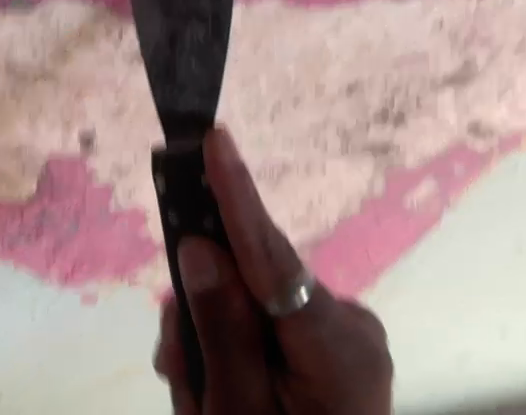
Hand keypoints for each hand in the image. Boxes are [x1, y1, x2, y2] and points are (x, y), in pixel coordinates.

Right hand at [155, 130, 393, 414]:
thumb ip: (218, 329)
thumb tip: (199, 247)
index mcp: (337, 349)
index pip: (272, 259)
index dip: (237, 194)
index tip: (214, 136)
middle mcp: (349, 326)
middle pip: (252, 282)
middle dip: (202, 310)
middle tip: (175, 371)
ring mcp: (344, 337)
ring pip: (251, 302)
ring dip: (211, 337)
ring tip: (195, 394)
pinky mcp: (331, 347)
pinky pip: (266, 321)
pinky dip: (232, 344)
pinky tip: (213, 387)